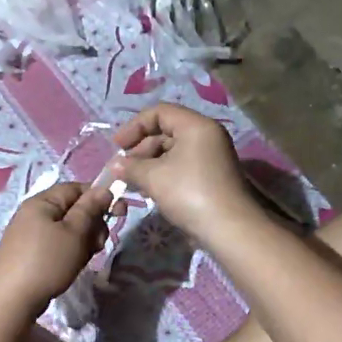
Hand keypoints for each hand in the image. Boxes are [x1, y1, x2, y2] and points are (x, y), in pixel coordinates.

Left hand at [0, 182, 117, 316]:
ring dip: (82, 242)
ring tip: (82, 260)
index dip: (99, 197)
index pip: (77, 188)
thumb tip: (104, 189)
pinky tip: (70, 268)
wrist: (11, 299)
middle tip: (97, 245)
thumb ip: (90, 208)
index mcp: (42, 202)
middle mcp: (33, 213)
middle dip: (91, 225)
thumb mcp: (74, 233)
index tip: (118, 213)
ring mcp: (29, 234)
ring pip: (66, 230)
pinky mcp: (28, 254)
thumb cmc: (46, 261)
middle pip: (73, 210)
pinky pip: (55, 246)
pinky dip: (68, 253)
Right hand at [110, 103, 257, 243]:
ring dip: (148, 164)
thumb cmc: (189, 193)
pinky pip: (180, 166)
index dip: (134, 126)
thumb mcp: (153, 177)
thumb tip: (114, 165)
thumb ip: (130, 167)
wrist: (227, 228)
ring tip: (131, 181)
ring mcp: (209, 157)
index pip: (159, 112)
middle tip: (122, 169)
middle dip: (140, 148)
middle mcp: (206, 136)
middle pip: (165, 132)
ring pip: (171, 151)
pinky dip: (161, 174)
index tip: (117, 146)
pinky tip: (147, 190)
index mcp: (196, 126)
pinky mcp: (209, 177)